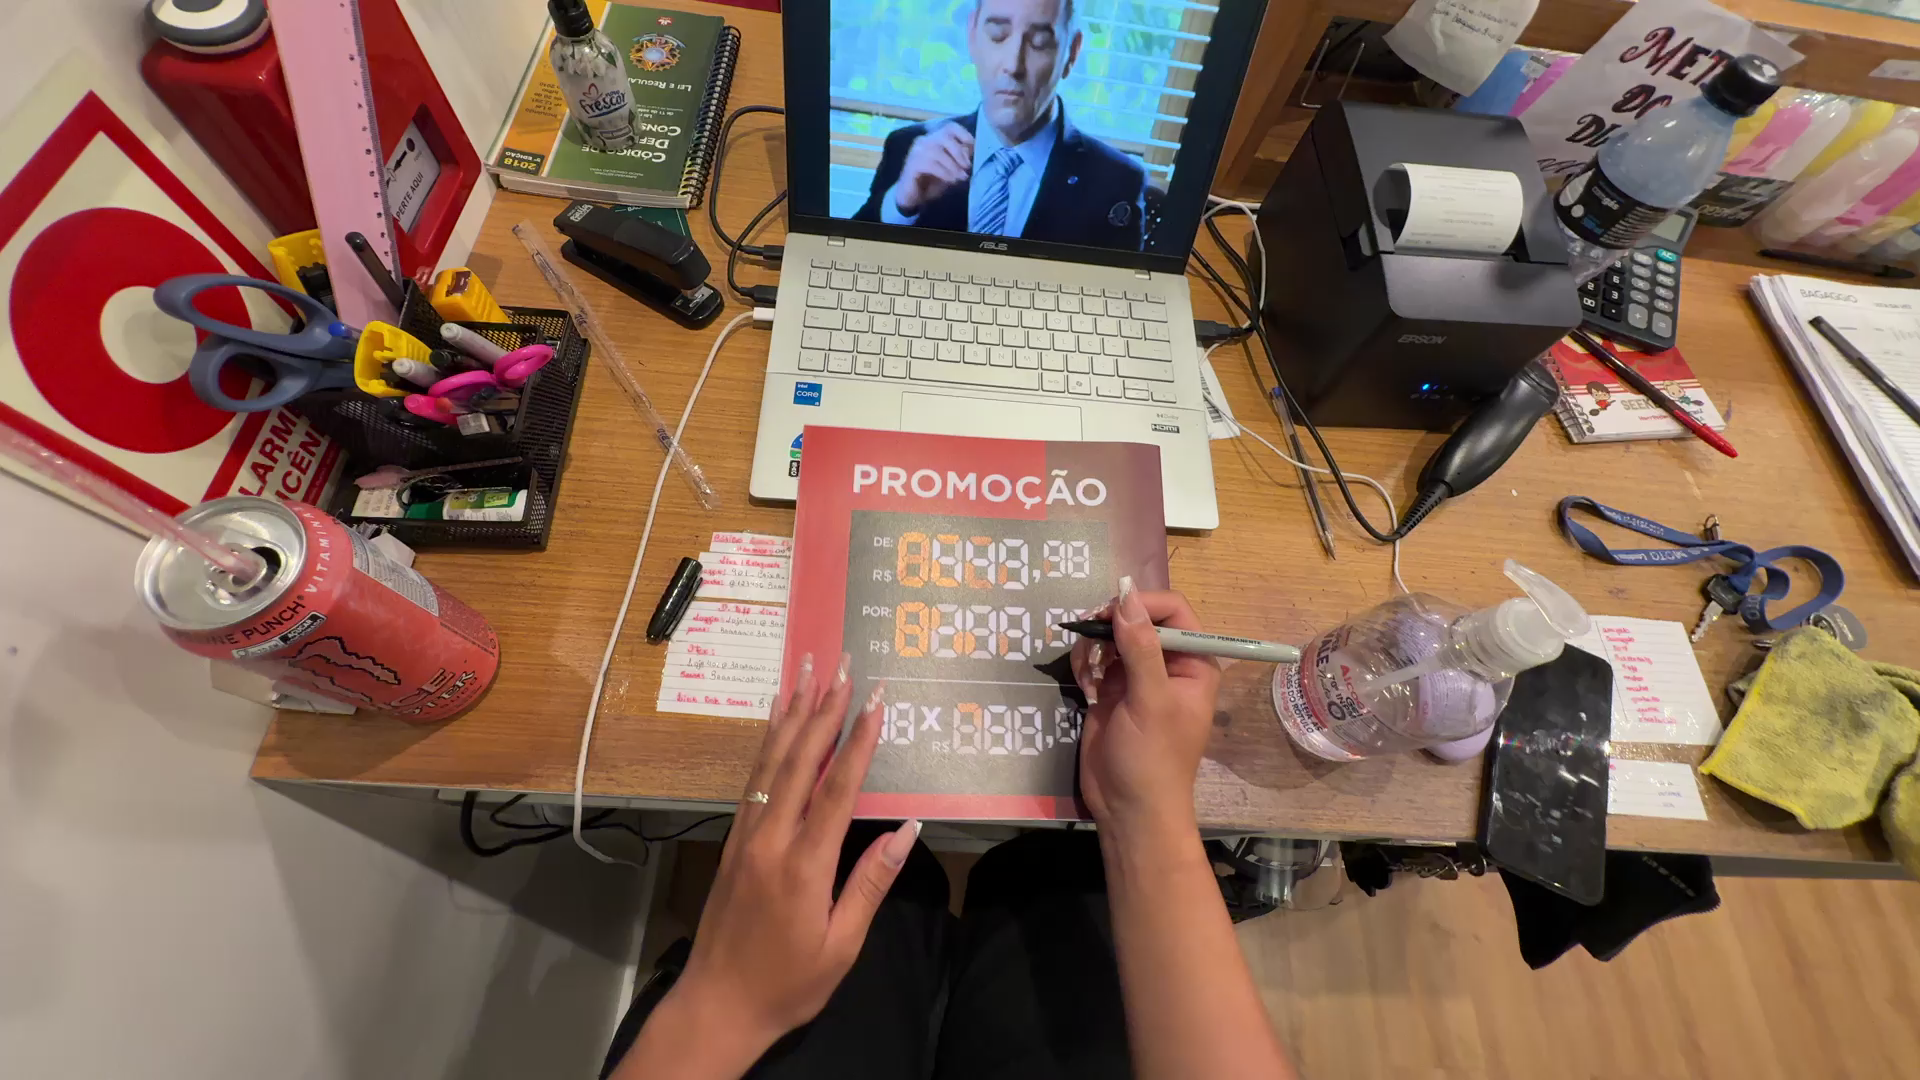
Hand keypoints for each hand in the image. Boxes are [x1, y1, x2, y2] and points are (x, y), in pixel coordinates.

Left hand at [639, 653, 915, 1070]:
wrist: (715, 1006)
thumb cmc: (788, 982)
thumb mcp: (841, 946)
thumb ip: (870, 883)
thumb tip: (907, 830)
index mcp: (803, 865)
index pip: (836, 789)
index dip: (858, 742)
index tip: (874, 700)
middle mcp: (771, 837)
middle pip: (801, 760)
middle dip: (824, 708)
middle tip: (842, 664)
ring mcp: (748, 833)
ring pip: (772, 759)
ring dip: (794, 711)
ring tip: (808, 669)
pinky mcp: (735, 836)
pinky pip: (754, 776)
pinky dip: (769, 738)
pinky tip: (777, 715)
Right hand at [889, 122, 974, 215]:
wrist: (912, 198)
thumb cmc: (931, 184)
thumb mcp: (949, 171)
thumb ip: (958, 161)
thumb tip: (970, 152)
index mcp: (934, 139)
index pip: (950, 127)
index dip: (964, 134)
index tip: (973, 147)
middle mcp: (924, 141)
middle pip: (945, 136)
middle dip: (959, 152)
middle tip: (967, 167)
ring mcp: (916, 151)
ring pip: (938, 151)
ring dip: (952, 165)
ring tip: (961, 178)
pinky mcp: (912, 164)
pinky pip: (930, 164)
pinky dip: (944, 173)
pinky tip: (951, 181)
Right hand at [1070, 580, 1220, 837]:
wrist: (1127, 809)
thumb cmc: (1152, 759)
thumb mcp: (1151, 701)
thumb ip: (1140, 647)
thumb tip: (1125, 596)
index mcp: (1193, 662)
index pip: (1172, 610)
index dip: (1142, 604)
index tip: (1110, 613)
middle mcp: (1167, 663)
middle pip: (1136, 618)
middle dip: (1109, 626)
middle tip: (1089, 638)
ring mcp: (1137, 675)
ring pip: (1110, 636)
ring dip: (1093, 648)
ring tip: (1090, 677)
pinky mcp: (1111, 689)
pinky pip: (1095, 658)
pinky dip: (1085, 665)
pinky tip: (1086, 688)